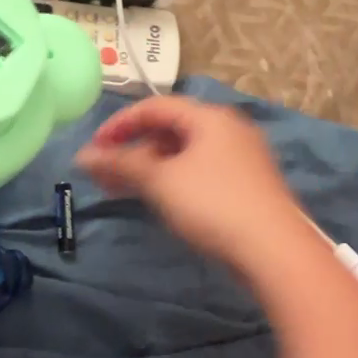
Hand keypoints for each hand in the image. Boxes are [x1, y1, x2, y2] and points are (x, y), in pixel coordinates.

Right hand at [75, 96, 311, 270]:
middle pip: (169, 129)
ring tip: (123, 190)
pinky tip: (159, 200)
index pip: (154, 107)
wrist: (274, 251)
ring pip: (184, 153)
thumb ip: (120, 164)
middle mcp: (228, 129)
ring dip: (149, 167)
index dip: (118, 124)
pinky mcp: (246, 185)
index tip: (93, 150)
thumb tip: (82, 156)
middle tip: (103, 174)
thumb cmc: (213, 205)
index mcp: (209, 117)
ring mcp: (240, 158)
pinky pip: (199, 171)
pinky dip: (172, 179)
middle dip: (132, 149)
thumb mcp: (160, 181)